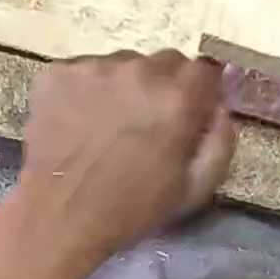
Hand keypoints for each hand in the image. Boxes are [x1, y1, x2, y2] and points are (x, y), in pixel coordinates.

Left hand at [7, 50, 234, 275]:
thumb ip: (220, 142)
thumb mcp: (193, 189)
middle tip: (149, 124)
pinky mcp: (58, 72)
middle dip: (165, 88)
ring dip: (126, 87)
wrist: (59, 216)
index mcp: (176, 99)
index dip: (200, 93)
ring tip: (110, 125)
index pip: (205, 70)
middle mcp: (138, 72)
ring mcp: (94, 68)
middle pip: (166, 62)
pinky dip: (89, 91)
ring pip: (124, 64)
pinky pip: (87, 71)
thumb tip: (221, 107)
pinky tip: (81, 122)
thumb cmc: (131, 209)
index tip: (190, 114)